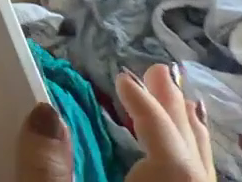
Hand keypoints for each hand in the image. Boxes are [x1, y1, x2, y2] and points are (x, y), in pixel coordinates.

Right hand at [12, 64, 214, 181]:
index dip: (149, 113)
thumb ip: (46, 164)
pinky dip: (184, 156)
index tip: (123, 77)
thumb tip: (45, 112)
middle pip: (189, 162)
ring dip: (184, 133)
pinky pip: (188, 181)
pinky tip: (177, 145)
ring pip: (196, 174)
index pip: (169, 157)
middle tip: (161, 71)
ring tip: (180, 100)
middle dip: (174, 115)